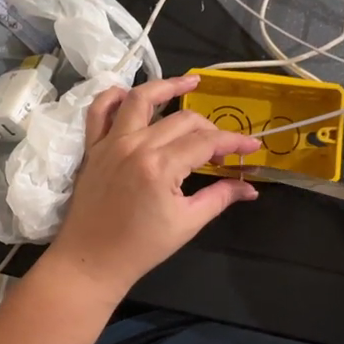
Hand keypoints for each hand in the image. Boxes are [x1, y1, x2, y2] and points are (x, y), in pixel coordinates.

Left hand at [44, 75, 260, 298]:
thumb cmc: (141, 248)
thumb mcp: (187, 223)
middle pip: (181, 120)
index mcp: (160, 166)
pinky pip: (99, 111)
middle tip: (222, 148)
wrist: (91, 261)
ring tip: (188, 82)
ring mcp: (110, 143)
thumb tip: (250, 187)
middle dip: (209, 127)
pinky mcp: (93, 147)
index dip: (233, 142)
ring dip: (166, 87)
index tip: (252, 147)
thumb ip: (220, 197)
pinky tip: (132, 94)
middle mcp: (135, 145)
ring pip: (140, 99)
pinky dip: (114, 97)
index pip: (206, 142)